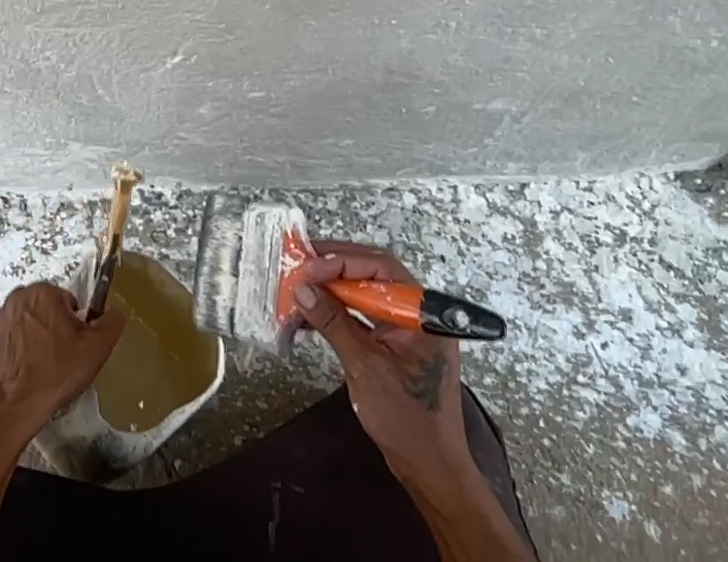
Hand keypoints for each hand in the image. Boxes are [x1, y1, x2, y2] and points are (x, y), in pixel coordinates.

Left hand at [0, 283, 124, 428]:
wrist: (21, 403)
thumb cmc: (60, 370)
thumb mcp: (98, 347)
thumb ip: (112, 322)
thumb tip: (115, 311)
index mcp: (44, 292)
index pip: (69, 302)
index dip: (76, 324)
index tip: (75, 344)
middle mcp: (19, 297)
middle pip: (48, 309)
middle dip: (57, 326)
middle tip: (63, 354)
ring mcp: (1, 317)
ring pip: (31, 321)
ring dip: (39, 335)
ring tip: (46, 363)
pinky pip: (15, 336)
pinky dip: (23, 346)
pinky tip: (30, 367)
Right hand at [290, 242, 473, 486]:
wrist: (429, 465)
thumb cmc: (404, 418)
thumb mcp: (365, 366)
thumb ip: (334, 323)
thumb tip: (302, 289)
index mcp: (422, 314)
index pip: (381, 268)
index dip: (342, 261)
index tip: (308, 267)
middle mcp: (417, 313)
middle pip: (373, 274)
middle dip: (334, 267)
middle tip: (298, 264)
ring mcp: (406, 328)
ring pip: (365, 292)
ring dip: (332, 288)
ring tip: (298, 286)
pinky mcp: (393, 343)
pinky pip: (363, 314)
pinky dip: (337, 311)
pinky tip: (310, 314)